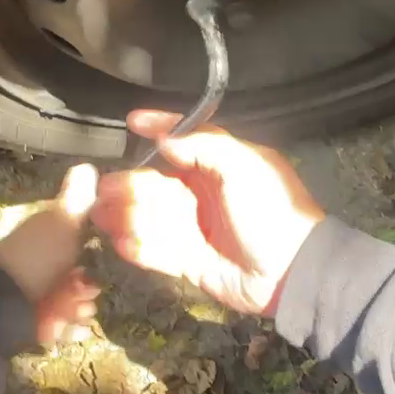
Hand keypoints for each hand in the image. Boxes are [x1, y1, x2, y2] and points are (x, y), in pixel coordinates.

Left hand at [0, 164, 101, 344]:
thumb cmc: (35, 258)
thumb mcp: (62, 222)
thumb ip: (79, 199)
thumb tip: (87, 164)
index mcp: (46, 240)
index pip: (81, 249)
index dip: (95, 260)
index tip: (95, 269)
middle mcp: (41, 267)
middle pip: (80, 282)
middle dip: (88, 291)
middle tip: (84, 296)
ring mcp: (36, 297)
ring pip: (73, 307)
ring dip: (79, 312)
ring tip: (73, 315)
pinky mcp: (31, 324)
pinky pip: (60, 329)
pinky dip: (67, 330)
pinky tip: (67, 329)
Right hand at [92, 111, 323, 315]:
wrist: (292, 271)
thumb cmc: (272, 210)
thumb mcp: (245, 166)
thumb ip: (206, 146)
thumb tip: (166, 138)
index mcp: (221, 165)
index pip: (185, 139)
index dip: (160, 128)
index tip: (133, 122)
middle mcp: (204, 193)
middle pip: (157, 184)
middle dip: (130, 185)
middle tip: (105, 189)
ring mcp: (195, 228)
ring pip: (152, 217)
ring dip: (127, 216)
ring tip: (103, 217)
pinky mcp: (189, 262)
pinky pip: (157, 251)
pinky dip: (139, 246)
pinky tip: (123, 242)